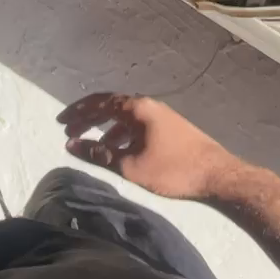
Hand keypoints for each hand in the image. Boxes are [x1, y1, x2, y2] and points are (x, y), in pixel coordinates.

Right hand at [57, 92, 243, 200]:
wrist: (218, 176)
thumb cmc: (173, 170)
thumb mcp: (131, 165)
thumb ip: (98, 154)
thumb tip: (71, 145)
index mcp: (137, 108)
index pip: (99, 103)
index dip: (77, 111)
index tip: (61, 122)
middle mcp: (147, 105)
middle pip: (109, 106)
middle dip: (87, 117)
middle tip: (69, 130)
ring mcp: (159, 115)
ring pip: (123, 116)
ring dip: (104, 127)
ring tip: (90, 143)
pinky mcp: (168, 127)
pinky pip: (135, 124)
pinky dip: (120, 133)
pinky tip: (117, 149)